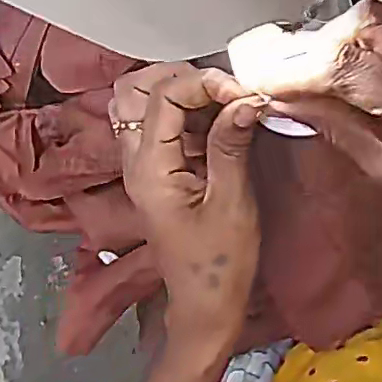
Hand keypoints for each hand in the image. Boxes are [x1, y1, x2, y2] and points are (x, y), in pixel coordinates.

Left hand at [111, 63, 265, 367]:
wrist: (205, 305)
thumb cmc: (220, 263)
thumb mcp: (232, 203)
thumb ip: (231, 145)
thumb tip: (246, 98)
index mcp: (149, 168)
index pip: (163, 97)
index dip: (205, 83)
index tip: (243, 94)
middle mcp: (135, 160)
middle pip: (135, 89)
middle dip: (182, 76)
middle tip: (226, 88)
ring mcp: (142, 164)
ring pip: (141, 102)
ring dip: (180, 89)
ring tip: (222, 99)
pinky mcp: (157, 169)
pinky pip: (158, 122)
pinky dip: (186, 109)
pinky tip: (217, 118)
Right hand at [265, 0, 381, 286]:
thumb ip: (338, 131)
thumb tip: (283, 100)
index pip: (348, 67)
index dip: (296, 67)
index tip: (261, 73)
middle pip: (370, 20)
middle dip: (321, 39)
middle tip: (297, 67)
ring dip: (350, 27)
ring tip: (331, 60)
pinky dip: (381, 25)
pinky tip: (368, 54)